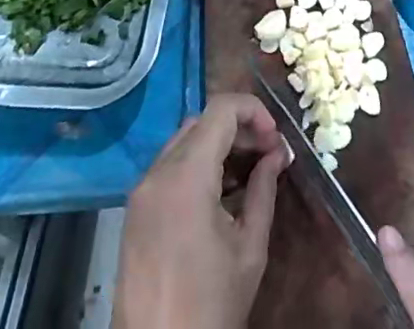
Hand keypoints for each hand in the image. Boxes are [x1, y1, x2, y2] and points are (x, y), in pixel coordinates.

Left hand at [114, 95, 288, 328]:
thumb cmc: (210, 305)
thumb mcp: (250, 246)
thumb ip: (264, 190)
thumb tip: (277, 155)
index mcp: (185, 178)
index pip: (221, 110)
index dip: (254, 111)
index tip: (276, 140)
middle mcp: (156, 174)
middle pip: (202, 122)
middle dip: (240, 128)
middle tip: (270, 155)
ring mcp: (141, 193)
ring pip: (185, 141)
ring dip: (220, 144)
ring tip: (251, 172)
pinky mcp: (136, 211)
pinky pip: (170, 167)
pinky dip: (199, 164)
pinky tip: (222, 192)